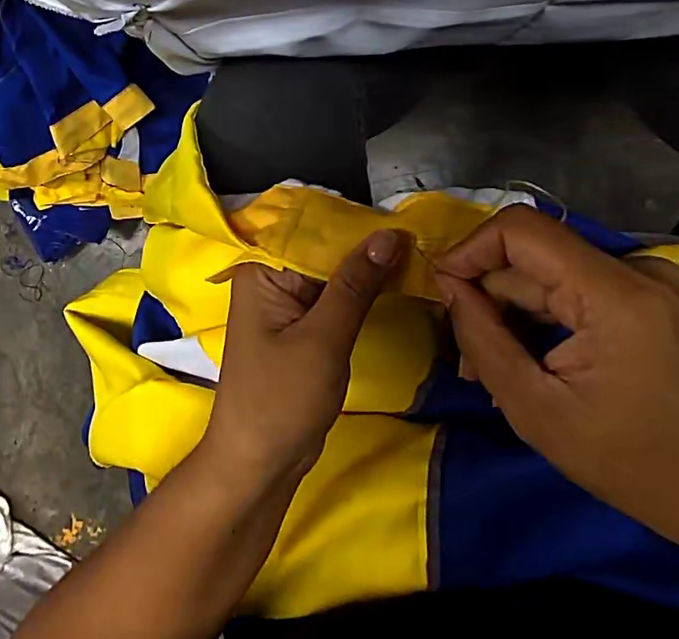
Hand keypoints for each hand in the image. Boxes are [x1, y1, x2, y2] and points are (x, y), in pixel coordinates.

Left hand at [203, 229, 406, 478]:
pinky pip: (332, 297)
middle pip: (321, 248)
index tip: (402, 215)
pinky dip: (360, 292)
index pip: (309, 230)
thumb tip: (388, 235)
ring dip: (367, 267)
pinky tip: (393, 281)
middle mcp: (269, 277)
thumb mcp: (322, 340)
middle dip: (364, 243)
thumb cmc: (281, 400)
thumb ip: (354, 285)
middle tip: (419, 234)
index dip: (354, 221)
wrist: (259, 464)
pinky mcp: (301, 326)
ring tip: (416, 251)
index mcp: (260, 270)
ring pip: (331, 272)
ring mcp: (285, 303)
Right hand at [432, 205, 678, 560]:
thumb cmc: (640, 466)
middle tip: (466, 355)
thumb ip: (482, 337)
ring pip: (551, 274)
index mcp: (617, 294)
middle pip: (533, 256)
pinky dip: (545, 318)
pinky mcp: (656, 299)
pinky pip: (578, 288)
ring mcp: (653, 281)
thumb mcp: (536, 410)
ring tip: (494, 369)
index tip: (442, 291)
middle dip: (488, 296)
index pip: (521, 230)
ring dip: (513, 313)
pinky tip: (532, 361)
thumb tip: (448, 285)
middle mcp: (639, 270)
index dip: (470, 250)